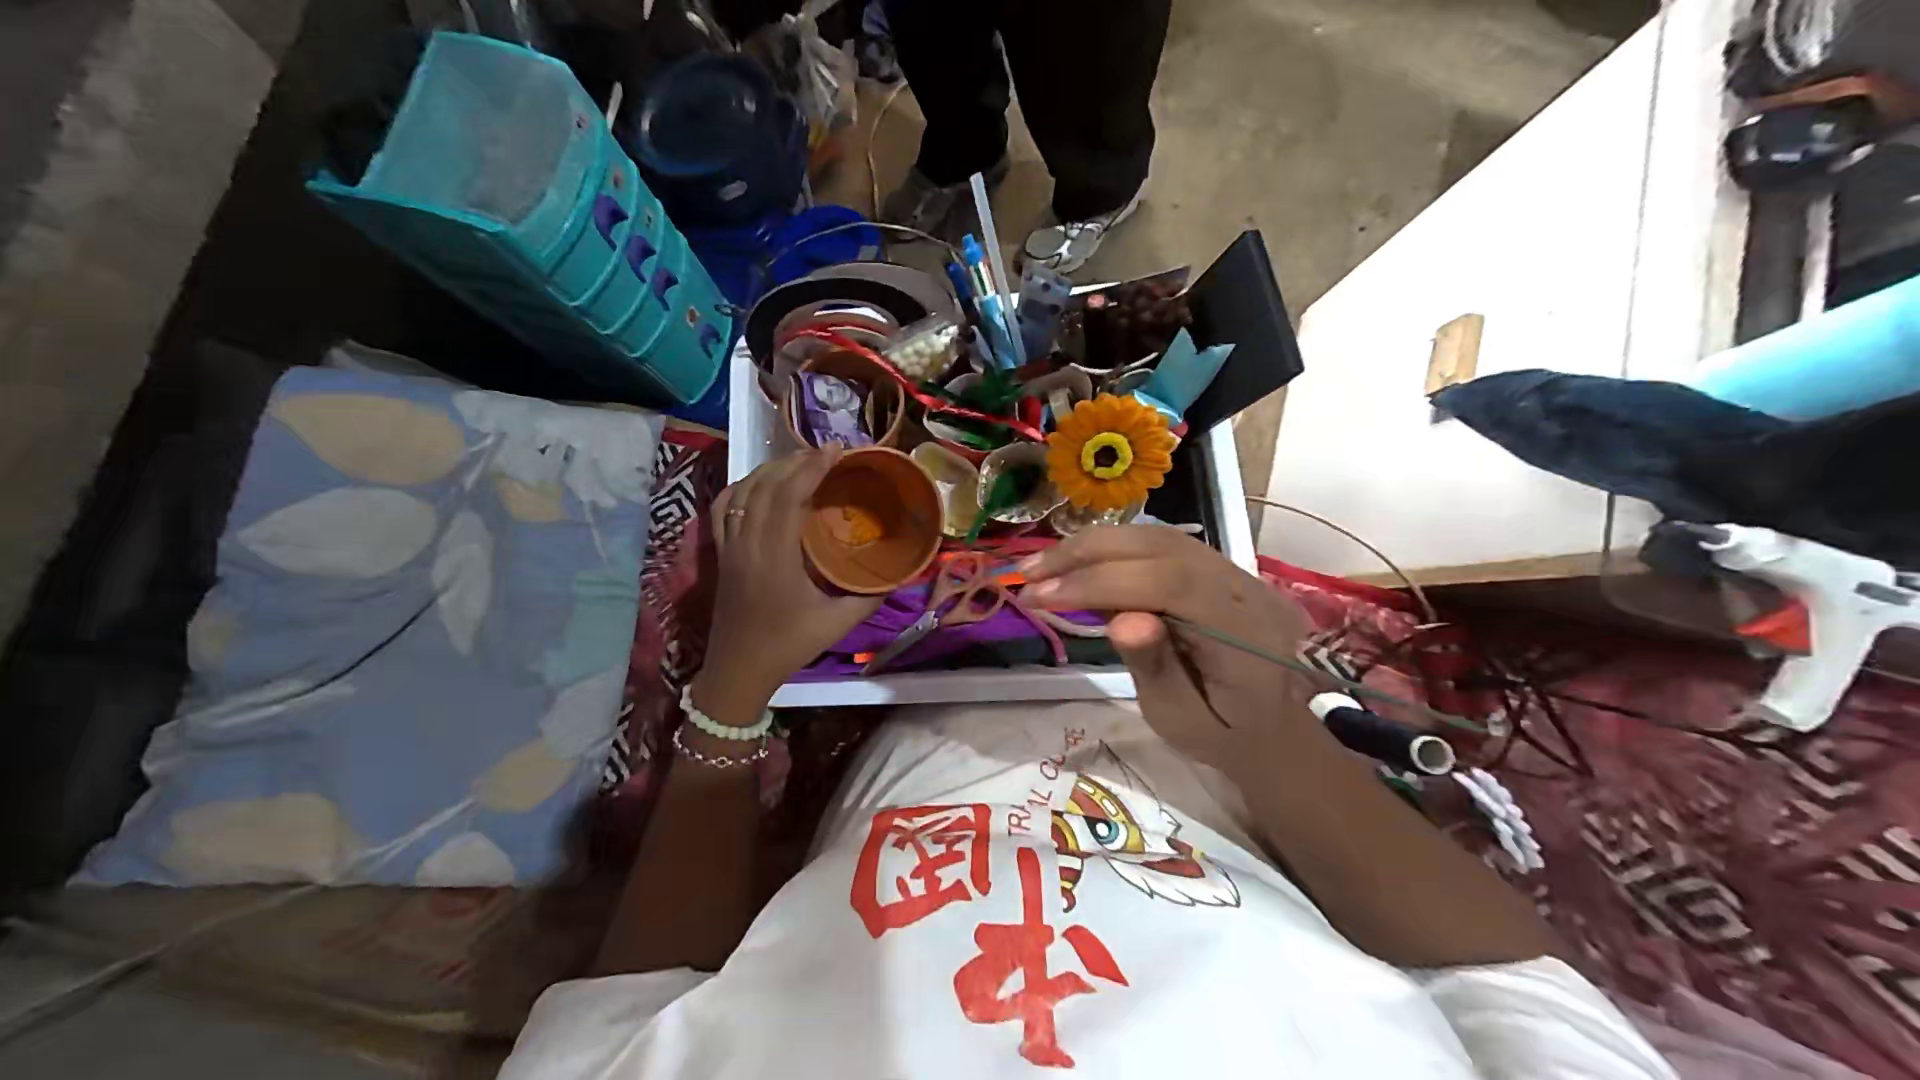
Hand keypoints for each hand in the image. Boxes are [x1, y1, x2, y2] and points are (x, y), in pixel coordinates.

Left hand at [695, 446, 883, 724]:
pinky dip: (742, 486)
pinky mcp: (721, 552)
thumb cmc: (789, 646)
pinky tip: (761, 482)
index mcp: (775, 558)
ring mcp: (729, 546)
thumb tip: (900, 571)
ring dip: (770, 469)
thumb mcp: (836, 624)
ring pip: (742, 491)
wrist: (738, 670)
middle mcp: (747, 544)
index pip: (788, 497)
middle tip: (826, 452)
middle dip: (795, 461)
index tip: (836, 451)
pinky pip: (724, 507)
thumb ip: (869, 596)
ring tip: (800, 461)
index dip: (811, 468)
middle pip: (765, 486)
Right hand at [1021, 526, 1320, 773]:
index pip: (1167, 582)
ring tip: (1044, 566)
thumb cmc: (1226, 734)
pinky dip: (1114, 548)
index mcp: (1244, 629)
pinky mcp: (1217, 567)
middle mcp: (1243, 586)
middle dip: (1086, 554)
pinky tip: (1081, 563)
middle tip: (1028, 574)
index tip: (1042, 596)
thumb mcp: (1185, 721)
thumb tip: (1121, 620)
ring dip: (1094, 546)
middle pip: (1159, 545)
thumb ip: (1157, 668)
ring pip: (1158, 536)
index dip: (1100, 582)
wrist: (1279, 727)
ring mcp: (1234, 571)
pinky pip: (1162, 544)